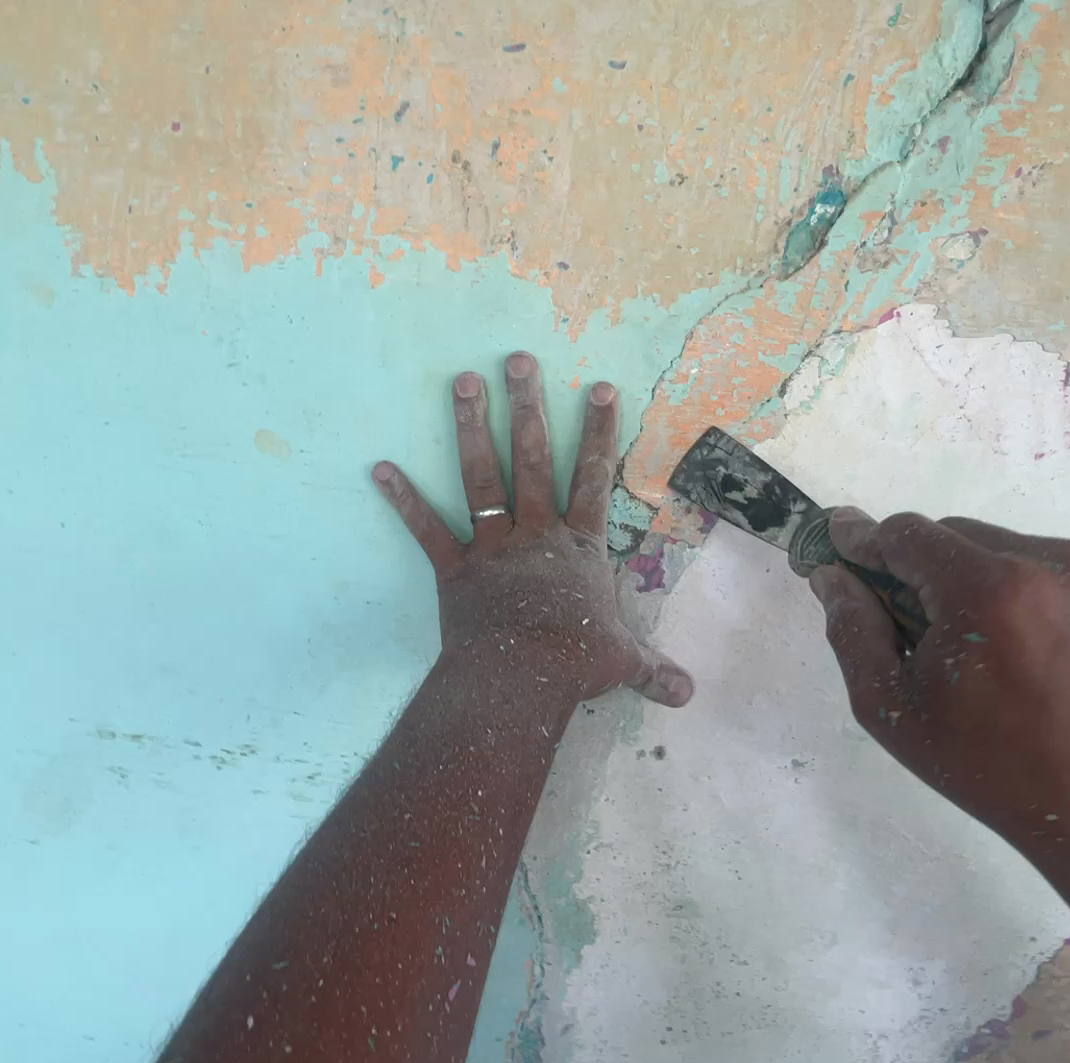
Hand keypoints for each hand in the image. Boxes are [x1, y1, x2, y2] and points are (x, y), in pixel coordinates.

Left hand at [372, 352, 692, 707]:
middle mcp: (535, 532)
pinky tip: (380, 468)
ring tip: (463, 381)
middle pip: (533, 459)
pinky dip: (404, 500)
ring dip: (472, 428)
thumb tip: (689, 697)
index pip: (593, 477)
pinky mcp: (454, 568)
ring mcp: (492, 546)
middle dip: (528, 407)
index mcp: (578, 546)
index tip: (597, 387)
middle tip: (518, 358)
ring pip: (482, 477)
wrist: (521, 678)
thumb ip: (654, 670)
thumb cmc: (574, 663)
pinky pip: (427, 530)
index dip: (598, 433)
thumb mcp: (623, 662)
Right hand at [809, 509, 1069, 863]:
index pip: (906, 532)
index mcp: (990, 590)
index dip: (868, 544)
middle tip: (926, 629)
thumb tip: (831, 576)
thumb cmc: (991, 768)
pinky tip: (1051, 653)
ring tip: (997, 649)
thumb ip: (852, 631)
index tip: (849, 555)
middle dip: (929, 571)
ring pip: (1020, 552)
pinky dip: (1049, 599)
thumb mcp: (892, 710)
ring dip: (990, 582)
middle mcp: (1060, 565)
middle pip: (962, 536)